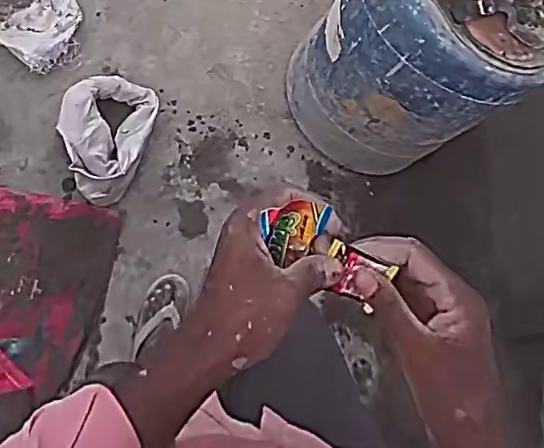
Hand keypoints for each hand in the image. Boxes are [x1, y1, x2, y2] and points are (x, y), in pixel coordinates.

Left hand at [195, 188, 342, 371]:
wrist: (210, 350)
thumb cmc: (240, 318)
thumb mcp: (287, 291)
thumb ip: (314, 271)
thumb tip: (333, 264)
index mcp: (247, 222)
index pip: (285, 194)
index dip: (314, 206)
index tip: (334, 225)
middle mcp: (241, 228)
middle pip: (283, 212)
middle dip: (311, 230)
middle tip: (329, 249)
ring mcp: (240, 247)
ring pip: (279, 234)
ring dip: (302, 247)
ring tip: (321, 266)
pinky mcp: (241, 266)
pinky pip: (271, 251)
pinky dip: (290, 259)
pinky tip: (304, 278)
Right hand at [352, 237, 505, 447]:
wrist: (473, 443)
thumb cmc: (457, 401)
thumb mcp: (416, 347)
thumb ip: (388, 306)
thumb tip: (362, 273)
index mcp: (458, 297)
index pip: (413, 254)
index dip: (379, 249)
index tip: (352, 253)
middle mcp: (453, 300)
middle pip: (409, 265)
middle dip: (376, 264)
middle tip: (346, 267)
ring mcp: (445, 315)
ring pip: (406, 283)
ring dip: (378, 281)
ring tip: (351, 282)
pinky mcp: (434, 330)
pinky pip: (406, 302)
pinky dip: (385, 299)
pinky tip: (367, 302)